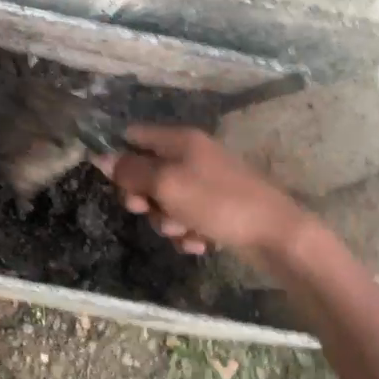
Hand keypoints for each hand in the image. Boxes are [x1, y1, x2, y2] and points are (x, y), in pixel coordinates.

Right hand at [94, 125, 318, 263]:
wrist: (278, 235)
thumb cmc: (218, 202)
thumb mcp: (165, 184)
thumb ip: (130, 171)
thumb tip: (100, 157)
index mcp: (179, 140)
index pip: (133, 136)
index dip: (117, 157)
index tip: (114, 182)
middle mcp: (192, 155)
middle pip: (146, 172)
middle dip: (143, 196)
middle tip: (146, 209)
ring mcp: (206, 183)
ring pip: (165, 200)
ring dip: (166, 219)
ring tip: (183, 230)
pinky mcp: (218, 208)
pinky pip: (188, 218)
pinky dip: (188, 232)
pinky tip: (200, 242)